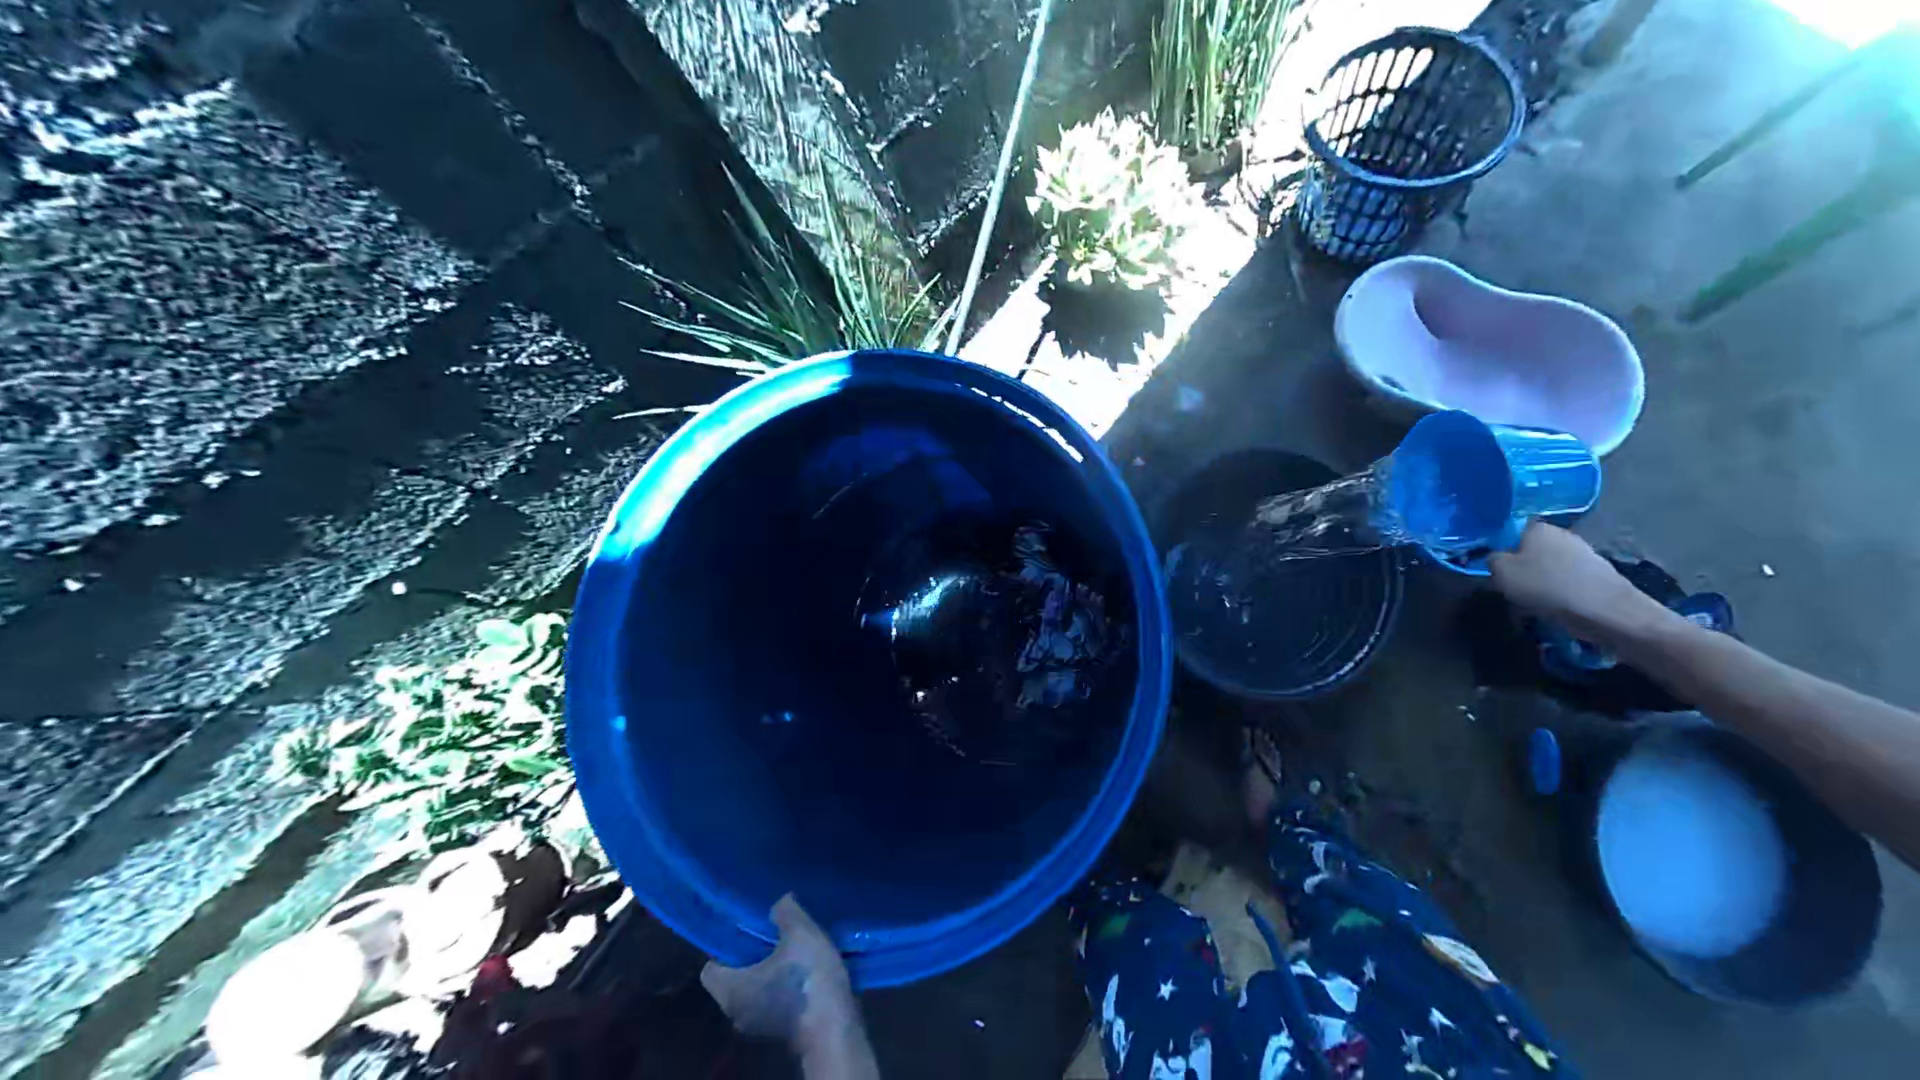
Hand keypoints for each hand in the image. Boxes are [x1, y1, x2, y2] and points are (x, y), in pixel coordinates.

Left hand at [701, 895, 861, 1058]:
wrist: (834, 1026)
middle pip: (733, 978)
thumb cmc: (806, 979)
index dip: (726, 947)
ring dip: (768, 971)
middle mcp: (735, 1012)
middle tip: (771, 933)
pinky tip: (801, 969)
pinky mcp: (777, 1030)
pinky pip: (768, 1001)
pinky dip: (779, 986)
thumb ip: (785, 911)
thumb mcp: (800, 932)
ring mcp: (756, 1025)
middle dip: (750, 956)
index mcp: (731, 989)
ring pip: (752, 990)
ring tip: (790, 948)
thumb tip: (779, 901)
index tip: (747, 930)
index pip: (711, 968)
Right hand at [1488, 522, 1668, 641]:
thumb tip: (1496, 557)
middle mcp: (1563, 534)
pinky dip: (1560, 590)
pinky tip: (1555, 605)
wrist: (1605, 610)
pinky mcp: (1599, 574)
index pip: (1511, 532)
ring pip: (1550, 566)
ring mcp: (1585, 553)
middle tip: (1511, 586)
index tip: (1495, 568)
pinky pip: (1568, 579)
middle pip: (1532, 549)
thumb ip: (1492, 559)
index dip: (1500, 549)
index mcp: (1538, 528)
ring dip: (1541, 580)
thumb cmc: (1545, 585)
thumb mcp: (1500, 571)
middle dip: (1522, 565)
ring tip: (1533, 601)